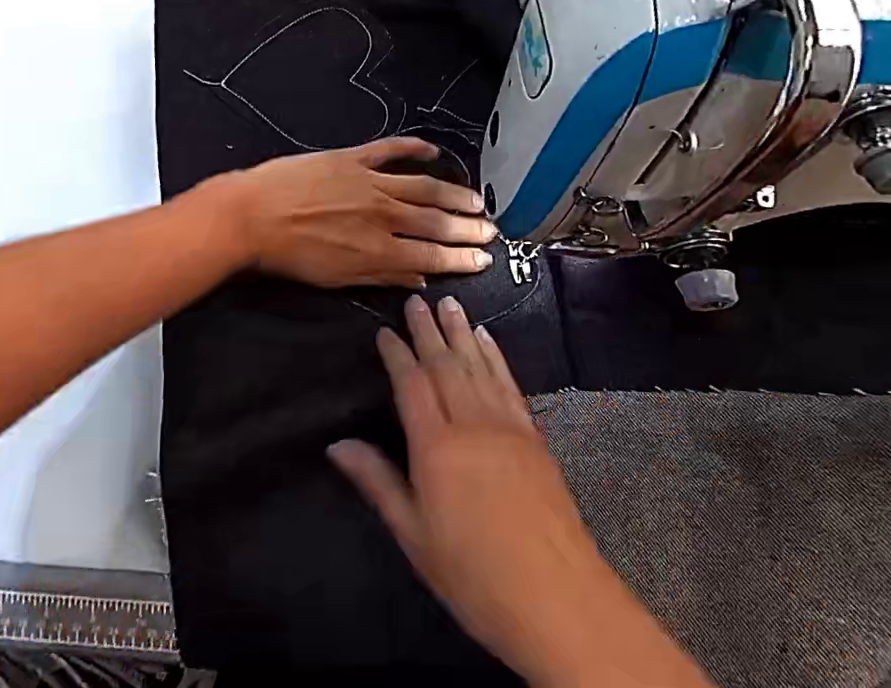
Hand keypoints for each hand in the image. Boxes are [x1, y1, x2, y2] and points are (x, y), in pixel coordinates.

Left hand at [210, 137, 493, 288]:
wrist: (252, 215)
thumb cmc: (291, 255)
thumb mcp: (338, 278)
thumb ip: (384, 275)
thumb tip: (422, 278)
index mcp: (380, 248)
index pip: (432, 254)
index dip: (462, 257)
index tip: (485, 257)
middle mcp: (384, 214)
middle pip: (436, 221)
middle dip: (468, 227)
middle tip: (493, 230)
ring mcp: (371, 182)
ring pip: (423, 187)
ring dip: (453, 194)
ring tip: (477, 200)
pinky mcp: (355, 158)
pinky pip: (391, 150)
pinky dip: (414, 148)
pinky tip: (434, 152)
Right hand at [329, 296, 716, 687]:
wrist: (552, 590)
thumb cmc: (471, 572)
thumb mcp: (413, 535)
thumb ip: (378, 482)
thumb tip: (338, 445)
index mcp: (436, 447)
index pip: (411, 384)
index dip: (397, 354)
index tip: (385, 331)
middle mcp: (472, 422)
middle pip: (446, 364)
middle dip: (428, 330)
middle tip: (416, 300)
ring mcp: (506, 423)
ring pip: (479, 365)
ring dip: (462, 332)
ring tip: (450, 304)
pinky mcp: (531, 431)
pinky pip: (508, 382)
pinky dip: (495, 355)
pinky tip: (488, 339)